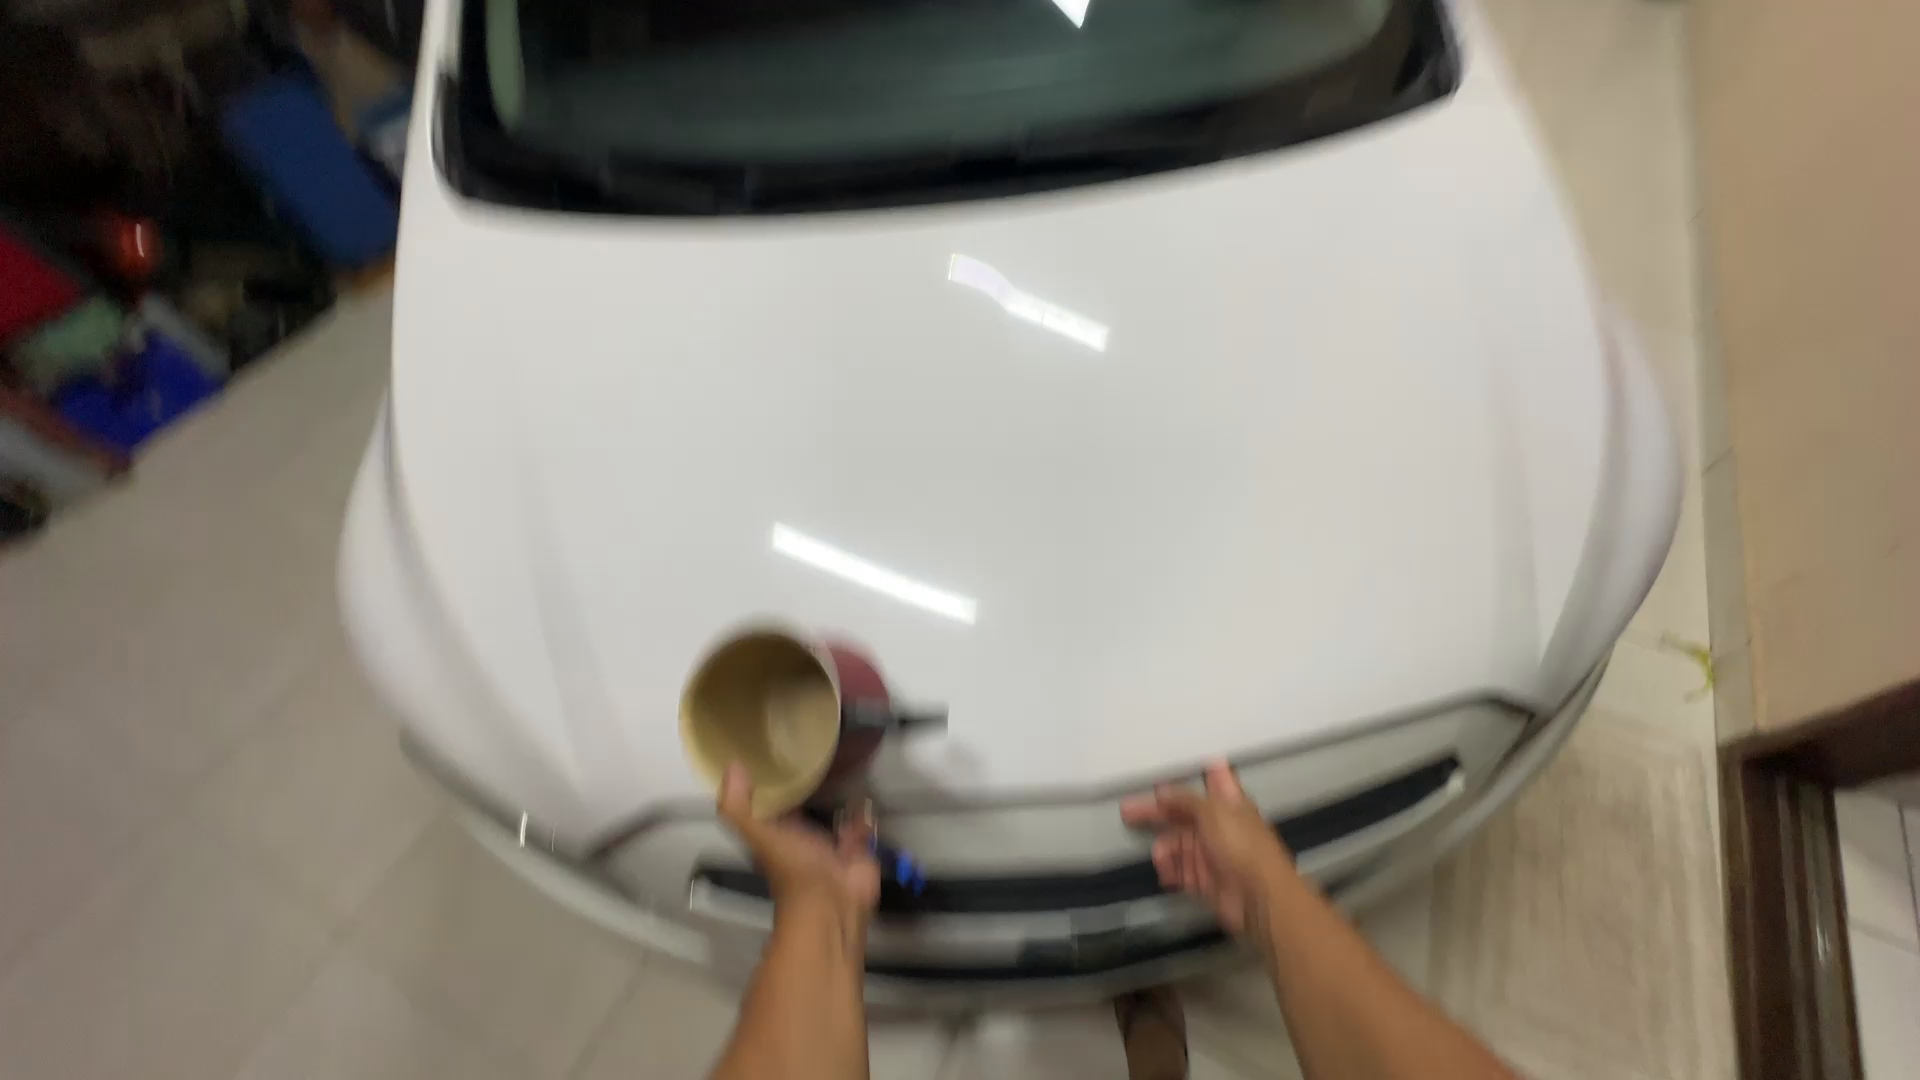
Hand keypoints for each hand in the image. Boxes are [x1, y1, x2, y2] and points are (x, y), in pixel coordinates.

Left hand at [717, 764, 881, 926]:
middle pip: (804, 804)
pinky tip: (864, 785)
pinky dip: (863, 808)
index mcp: (777, 832)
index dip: (772, 778)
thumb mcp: (760, 834)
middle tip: (816, 750)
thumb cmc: (793, 866)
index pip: (772, 800)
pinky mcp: (858, 846)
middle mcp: (802, 836)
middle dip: (809, 783)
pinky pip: (860, 821)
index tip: (777, 749)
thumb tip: (732, 764)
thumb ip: (740, 806)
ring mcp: (831, 843)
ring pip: (834, 811)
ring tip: (844, 759)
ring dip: (839, 792)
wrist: (833, 899)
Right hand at [1120, 762, 1295, 934]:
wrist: (1261, 900)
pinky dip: (1170, 870)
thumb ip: (1185, 799)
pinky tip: (1165, 873)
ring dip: (1164, 848)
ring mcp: (1211, 853)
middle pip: (1182, 812)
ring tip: (1159, 856)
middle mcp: (1218, 825)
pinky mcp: (1204, 880)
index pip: (1210, 780)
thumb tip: (1162, 790)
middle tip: (1127, 810)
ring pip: (1178, 843)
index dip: (1190, 771)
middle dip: (1156, 811)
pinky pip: (1180, 870)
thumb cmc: (1241, 845)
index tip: (1165, 767)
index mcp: (1227, 803)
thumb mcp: (1213, 811)